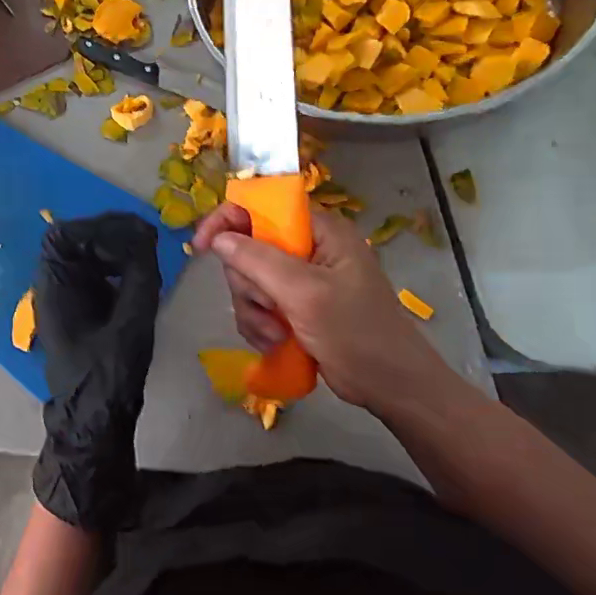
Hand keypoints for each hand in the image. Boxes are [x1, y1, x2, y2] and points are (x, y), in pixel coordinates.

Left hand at [30, 213, 160, 530]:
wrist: (92, 422)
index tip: (133, 231)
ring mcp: (64, 299)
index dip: (97, 226)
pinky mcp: (78, 310)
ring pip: (85, 258)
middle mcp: (53, 287)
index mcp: (53, 286)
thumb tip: (146, 239)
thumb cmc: (106, 375)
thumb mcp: (130, 324)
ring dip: (114, 251)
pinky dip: (115, 269)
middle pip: (75, 243)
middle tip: (146, 239)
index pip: (63, 236)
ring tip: (146, 255)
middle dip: (110, 235)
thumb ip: (139, 278)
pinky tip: (139, 276)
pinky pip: (94, 276)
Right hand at [191, 203, 453, 412]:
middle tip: (266, 306)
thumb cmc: (358, 333)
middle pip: (247, 248)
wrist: (392, 387)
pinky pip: (255, 305)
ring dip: (253, 310)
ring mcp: (300, 278)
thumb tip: (218, 239)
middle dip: (248, 283)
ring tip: (275, 334)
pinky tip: (275, 343)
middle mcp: (307, 247)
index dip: (228, 221)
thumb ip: (258, 260)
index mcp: (319, 230)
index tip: (203, 247)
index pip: (261, 206)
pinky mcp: (294, 305)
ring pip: (247, 280)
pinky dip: (258, 325)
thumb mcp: (305, 293)